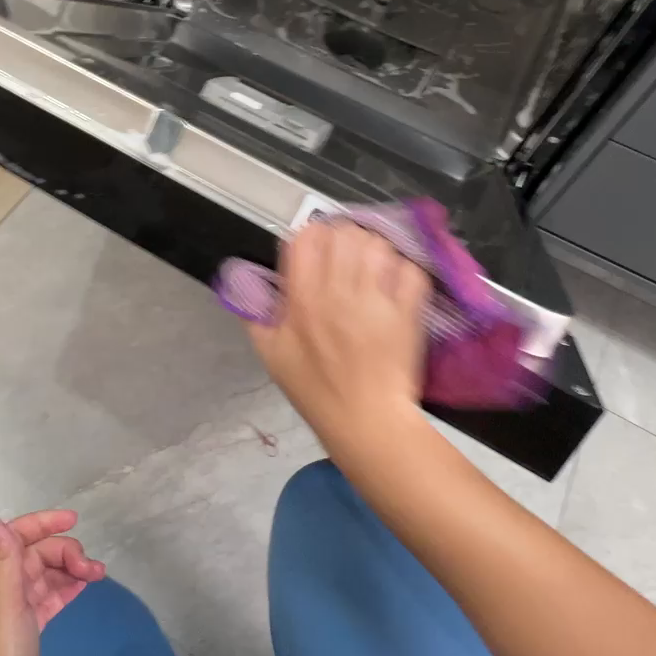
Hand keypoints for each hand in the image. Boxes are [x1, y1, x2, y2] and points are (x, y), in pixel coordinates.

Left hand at [0, 510, 105, 655]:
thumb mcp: (5, 604)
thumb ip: (2, 559)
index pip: (18, 537)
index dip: (43, 523)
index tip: (74, 519)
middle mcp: (5, 591)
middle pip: (37, 555)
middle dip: (66, 552)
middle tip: (93, 568)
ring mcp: (18, 613)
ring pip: (47, 575)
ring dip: (71, 568)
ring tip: (97, 575)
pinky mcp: (31, 632)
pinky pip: (51, 598)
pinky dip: (67, 587)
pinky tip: (83, 587)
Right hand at [247, 221, 430, 442]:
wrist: (364, 421)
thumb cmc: (314, 389)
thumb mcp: (270, 353)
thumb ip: (254, 312)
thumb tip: (245, 280)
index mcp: (302, 300)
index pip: (305, 238)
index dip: (311, 236)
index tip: (315, 249)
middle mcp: (337, 293)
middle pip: (343, 233)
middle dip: (344, 237)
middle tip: (346, 256)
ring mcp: (375, 301)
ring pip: (378, 245)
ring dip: (374, 250)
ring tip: (373, 266)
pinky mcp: (407, 312)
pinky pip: (410, 269)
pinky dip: (404, 269)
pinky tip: (396, 282)